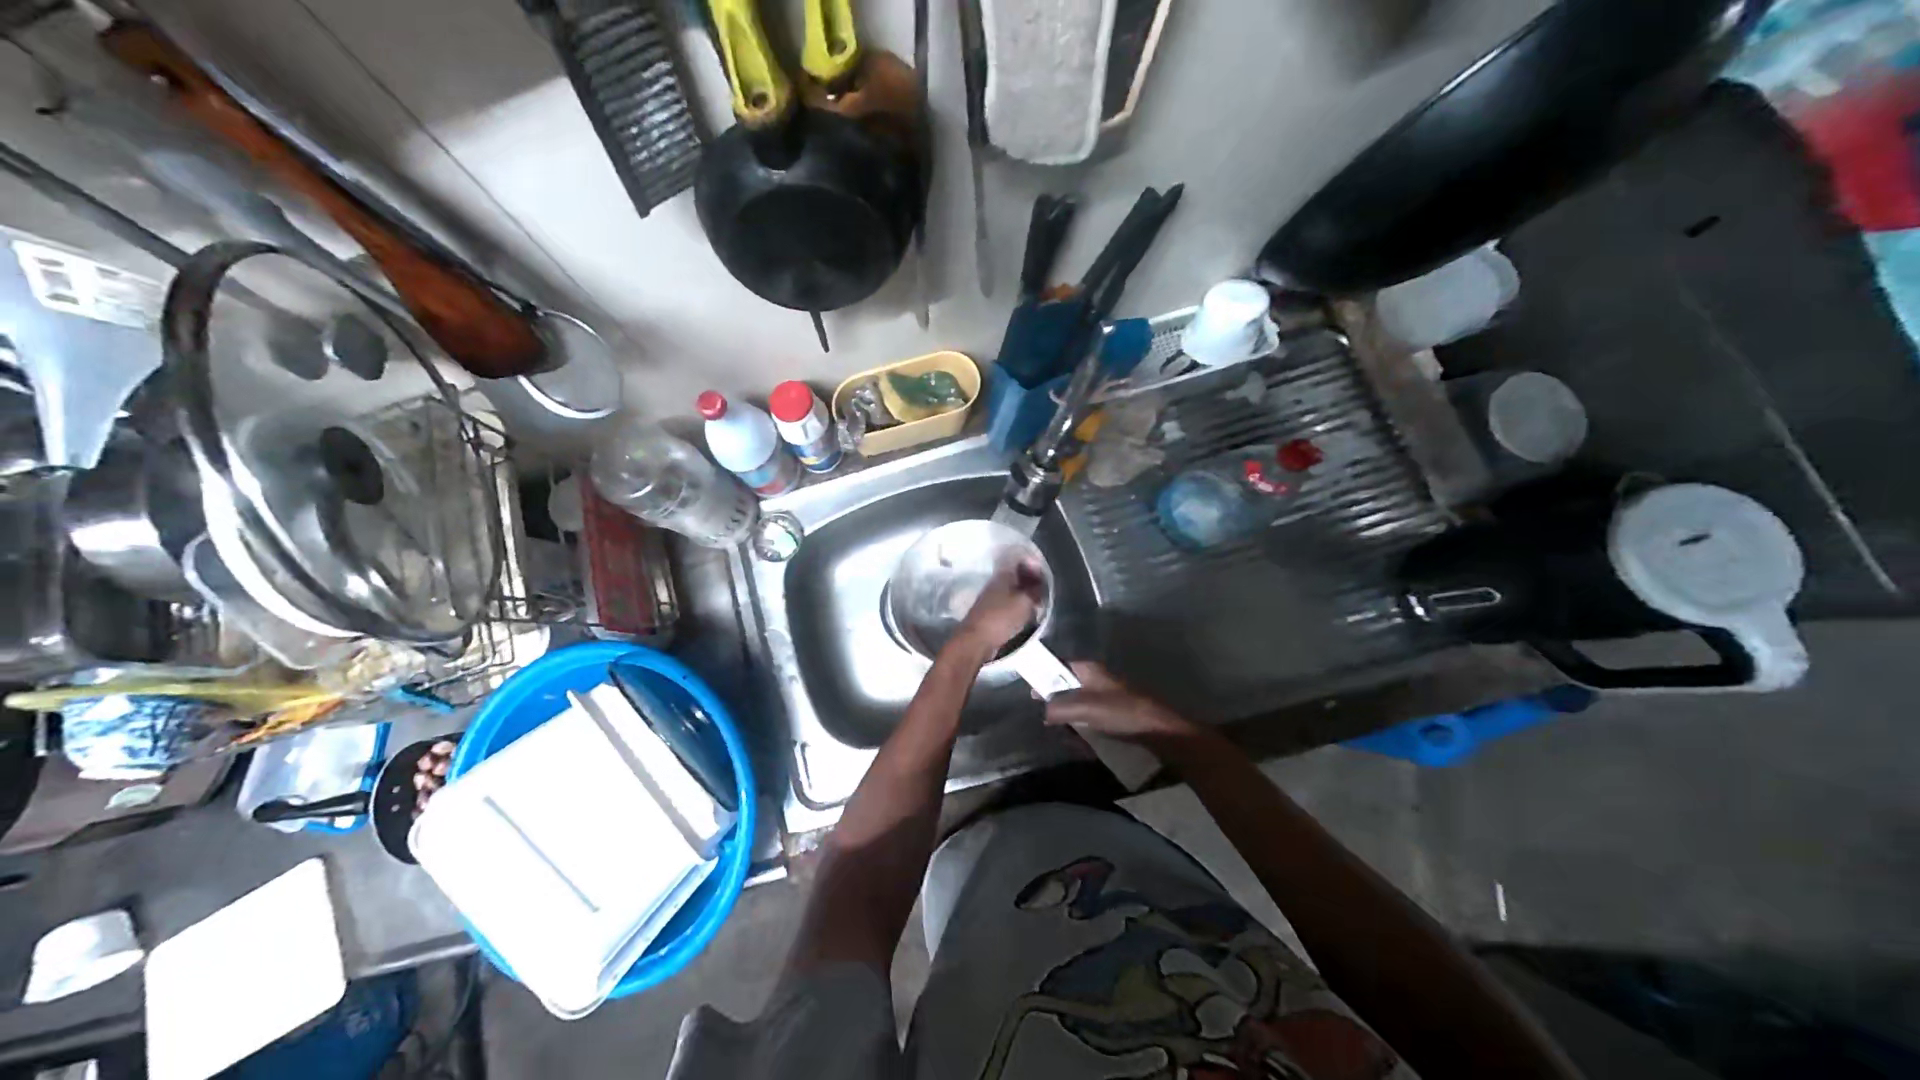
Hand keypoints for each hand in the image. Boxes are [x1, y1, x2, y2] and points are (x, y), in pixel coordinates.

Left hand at [954, 558, 1043, 654]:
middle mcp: (996, 584)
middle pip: (1016, 578)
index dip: (1034, 566)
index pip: (1020, 563)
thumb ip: (1035, 590)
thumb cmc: (1002, 617)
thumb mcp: (1025, 602)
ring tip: (1039, 603)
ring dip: (1025, 596)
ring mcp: (991, 599)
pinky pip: (1008, 606)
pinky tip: (1027, 615)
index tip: (1046, 575)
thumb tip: (1042, 584)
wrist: (977, 640)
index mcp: (1003, 576)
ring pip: (1012, 592)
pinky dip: (1018, 608)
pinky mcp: (990, 614)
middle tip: (1045, 591)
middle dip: (1031, 583)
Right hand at [1045, 662, 1200, 745]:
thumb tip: (1043, 712)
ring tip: (1055, 726)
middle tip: (1040, 713)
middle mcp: (1096, 677)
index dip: (1042, 675)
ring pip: (1077, 699)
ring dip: (1066, 711)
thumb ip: (1059, 707)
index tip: (1029, 692)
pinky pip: (1088, 712)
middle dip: (1053, 697)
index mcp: (1090, 669)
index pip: (1058, 664)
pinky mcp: (1113, 710)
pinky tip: (1075, 732)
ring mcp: (1106, 694)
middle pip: (1066, 683)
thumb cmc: (1121, 713)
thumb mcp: (1085, 708)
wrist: (1158, 730)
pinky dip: (1079, 720)